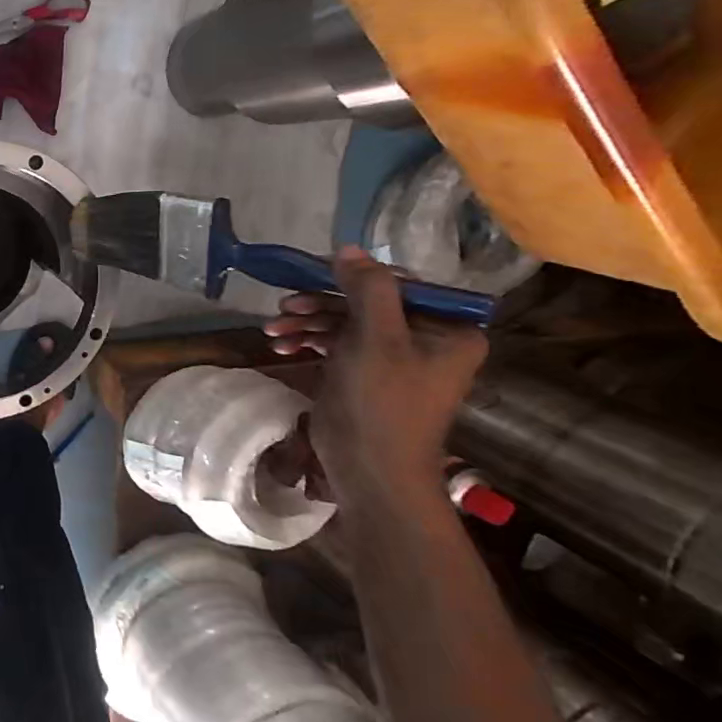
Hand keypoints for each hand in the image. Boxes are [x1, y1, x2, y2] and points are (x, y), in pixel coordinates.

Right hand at [263, 246, 487, 500]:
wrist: (369, 473)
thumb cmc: (382, 404)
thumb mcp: (377, 339)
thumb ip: (368, 288)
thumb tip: (348, 248)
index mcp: (448, 330)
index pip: (401, 284)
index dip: (356, 279)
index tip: (316, 278)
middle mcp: (425, 339)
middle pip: (366, 302)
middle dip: (321, 304)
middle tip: (285, 306)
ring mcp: (393, 358)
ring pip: (346, 322)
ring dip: (308, 323)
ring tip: (274, 330)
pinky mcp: (365, 374)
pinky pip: (337, 344)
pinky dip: (309, 341)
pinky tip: (281, 346)